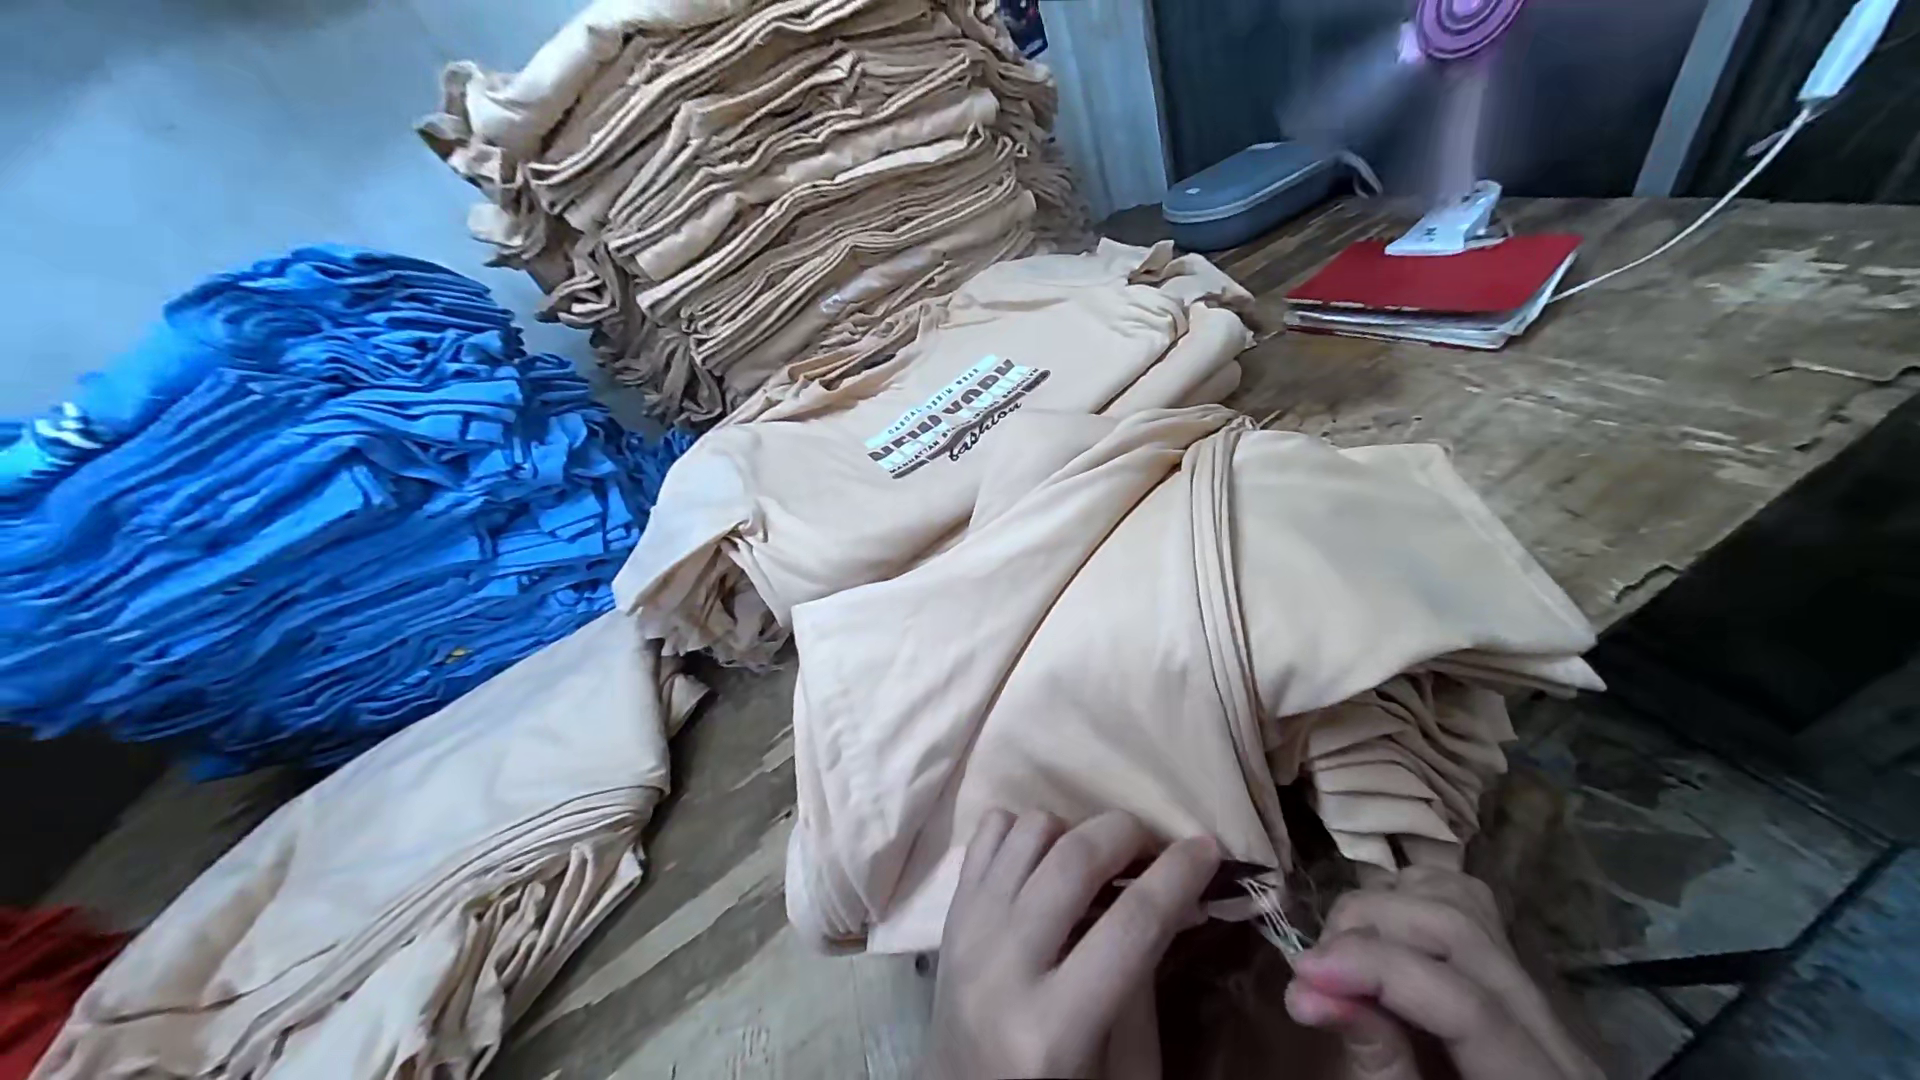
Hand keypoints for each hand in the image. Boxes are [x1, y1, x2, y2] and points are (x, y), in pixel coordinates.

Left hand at [922, 810, 1220, 1079]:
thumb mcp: (1122, 1070)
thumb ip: (1143, 978)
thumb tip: (1177, 895)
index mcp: (1052, 1029)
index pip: (1130, 926)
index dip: (1177, 876)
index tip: (1207, 846)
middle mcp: (1002, 965)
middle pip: (1074, 859)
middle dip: (1127, 834)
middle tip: (1153, 846)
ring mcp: (968, 929)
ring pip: (1029, 831)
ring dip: (1074, 830)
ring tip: (1095, 862)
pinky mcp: (950, 909)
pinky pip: (989, 831)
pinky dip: (1025, 831)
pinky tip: (1046, 862)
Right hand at [1285, 867, 1601, 1079]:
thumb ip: (1376, 1062)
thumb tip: (1307, 988)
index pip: (1464, 1002)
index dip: (1374, 971)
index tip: (1301, 971)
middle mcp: (1555, 1025)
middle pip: (1456, 928)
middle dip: (1367, 930)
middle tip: (1315, 967)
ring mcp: (1532, 984)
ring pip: (1456, 896)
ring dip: (1381, 907)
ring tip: (1343, 950)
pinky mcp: (1503, 964)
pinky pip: (1457, 897)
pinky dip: (1402, 896)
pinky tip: (1374, 931)